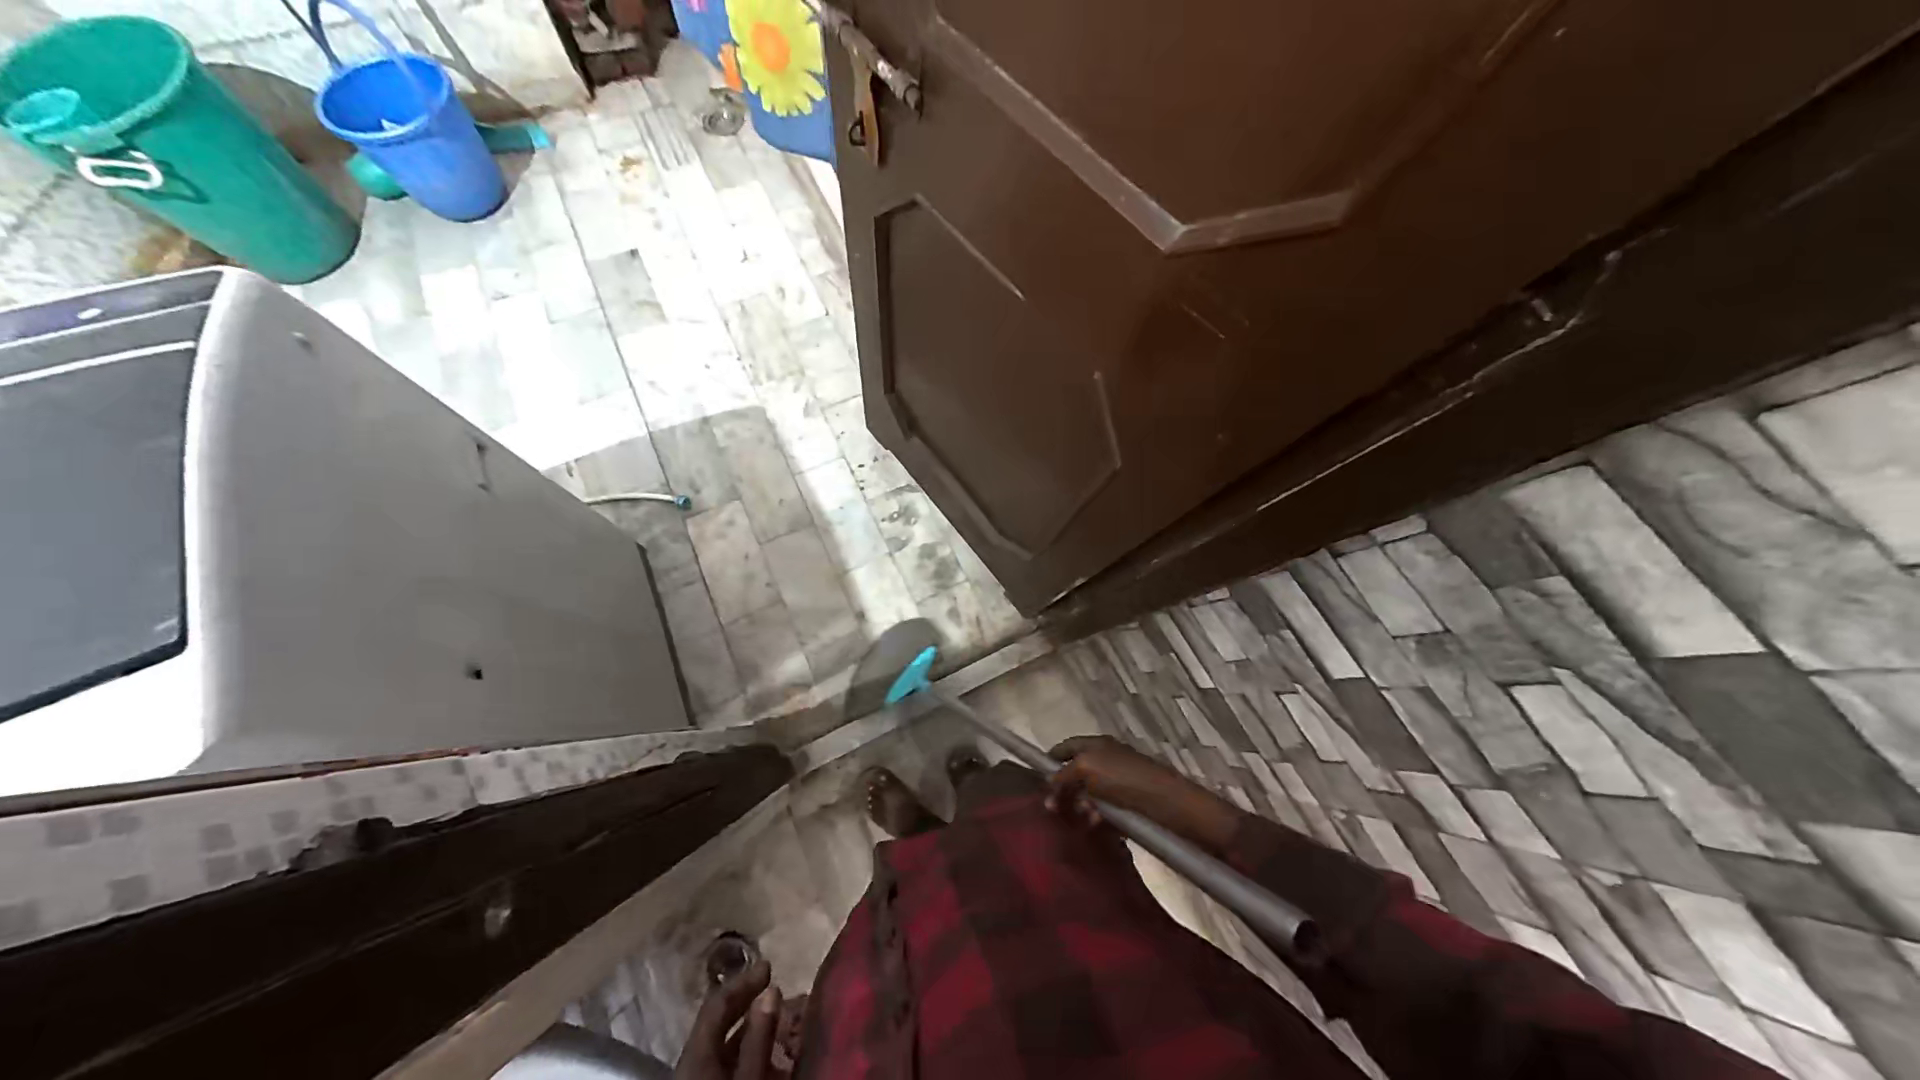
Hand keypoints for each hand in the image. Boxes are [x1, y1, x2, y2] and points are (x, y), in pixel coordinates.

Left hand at [675, 958, 781, 1079]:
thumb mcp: (749, 1077)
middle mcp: (691, 1057)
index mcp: (697, 1049)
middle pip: (718, 1020)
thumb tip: (772, 991)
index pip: (717, 1003)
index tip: (768, 965)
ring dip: (748, 1024)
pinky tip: (765, 1048)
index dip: (743, 981)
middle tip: (771, 982)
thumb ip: (759, 1038)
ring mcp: (695, 1073)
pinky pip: (724, 1058)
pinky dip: (745, 1047)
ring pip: (722, 1040)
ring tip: (775, 1015)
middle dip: (746, 999)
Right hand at [1047, 735, 1240, 852]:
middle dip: (1062, 789)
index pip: (1067, 747)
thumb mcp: (1087, 768)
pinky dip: (1095, 820)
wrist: (1169, 804)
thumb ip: (1064, 775)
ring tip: (1074, 820)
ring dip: (1078, 807)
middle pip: (1076, 773)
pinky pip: (1104, 813)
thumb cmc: (1125, 778)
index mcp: (1097, 745)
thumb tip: (1048, 786)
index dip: (1050, 758)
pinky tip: (1093, 827)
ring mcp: (1119, 785)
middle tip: (1050, 808)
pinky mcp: (1129, 807)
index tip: (1035, 775)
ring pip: (1088, 796)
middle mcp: (1107, 761)